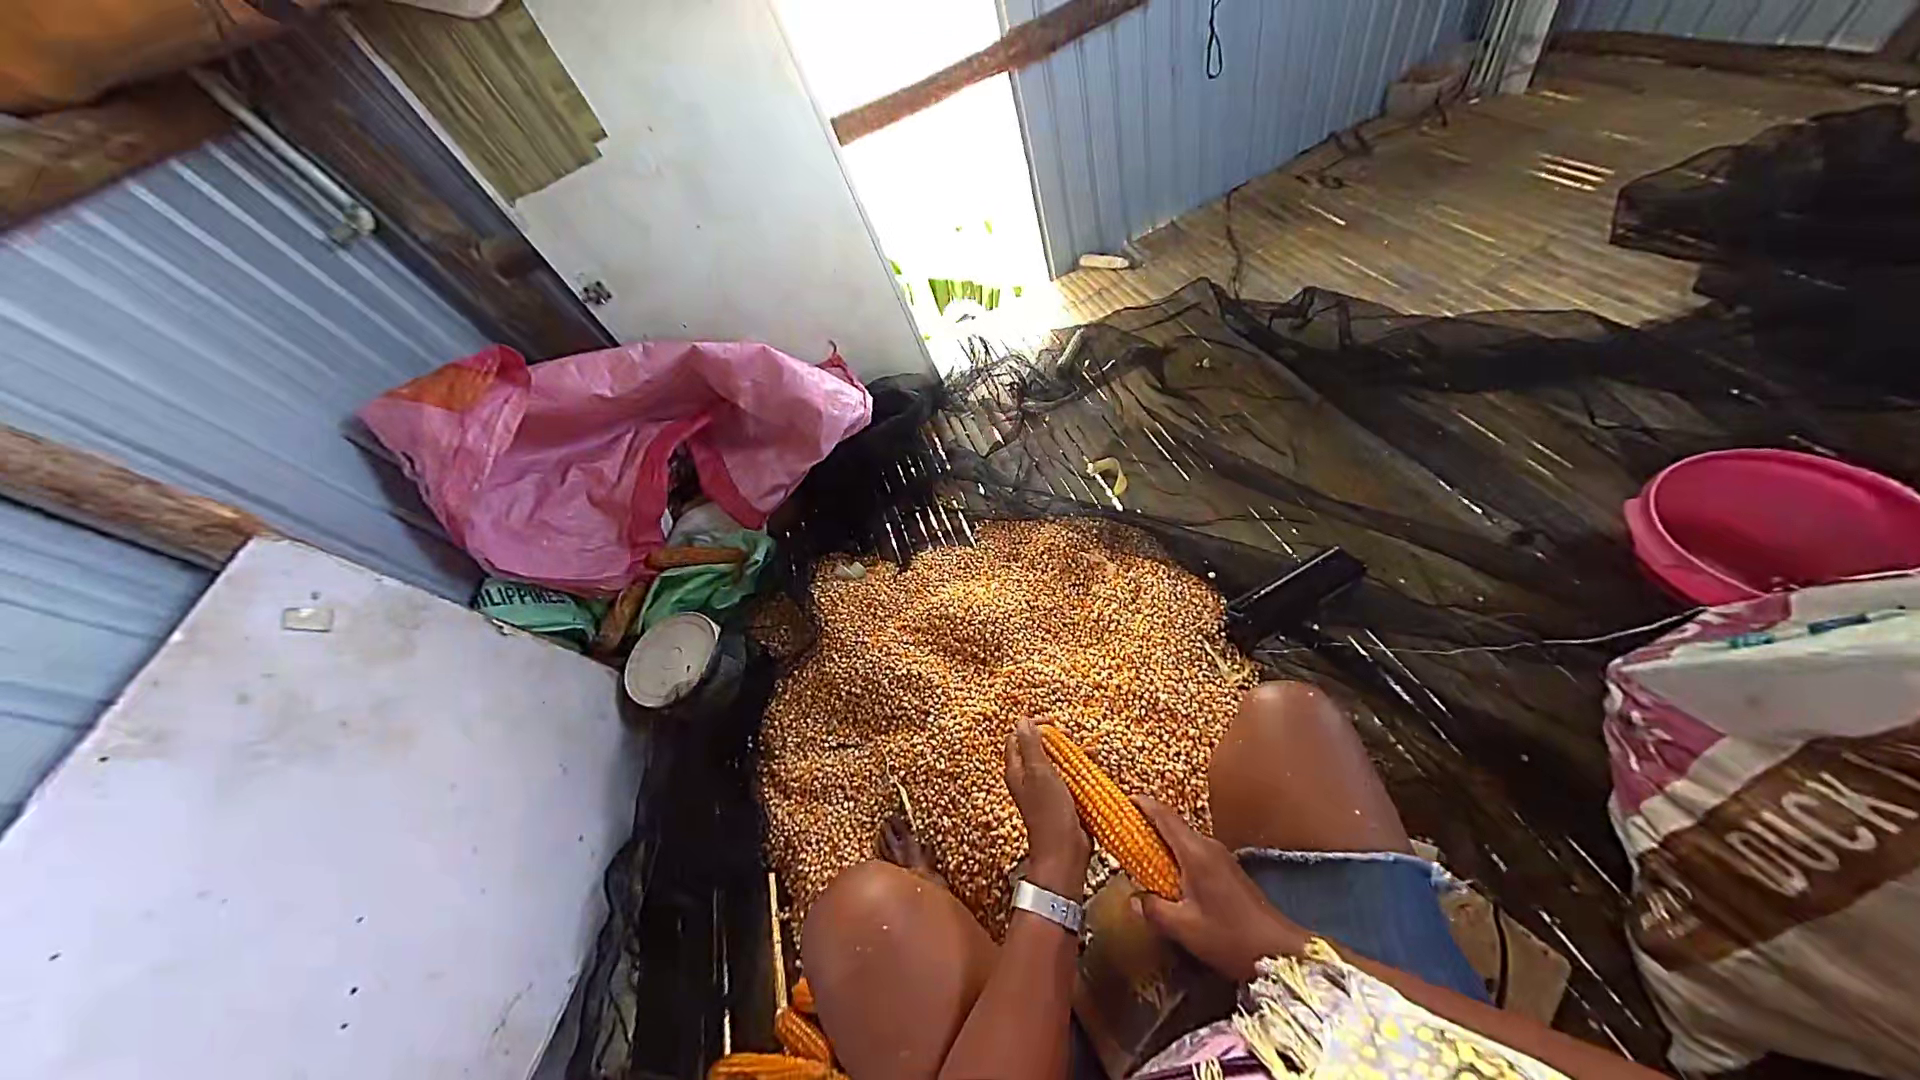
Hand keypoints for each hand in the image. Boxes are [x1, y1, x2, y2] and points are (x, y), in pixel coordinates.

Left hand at [1005, 719, 1091, 897]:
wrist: (1065, 853)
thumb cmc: (1049, 813)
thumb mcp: (1039, 772)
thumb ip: (1031, 745)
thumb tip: (1022, 720)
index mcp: (1017, 771)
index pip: (1018, 738)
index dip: (1033, 726)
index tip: (1052, 723)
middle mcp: (1028, 779)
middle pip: (1038, 748)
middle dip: (1054, 738)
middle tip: (1069, 736)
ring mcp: (1046, 790)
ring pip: (1056, 762)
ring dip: (1070, 752)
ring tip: (1085, 749)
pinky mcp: (1062, 800)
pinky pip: (1069, 777)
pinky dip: (1080, 768)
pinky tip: (1093, 764)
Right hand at [1133, 796, 1309, 981]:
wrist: (1282, 952)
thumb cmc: (1230, 937)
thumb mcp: (1185, 928)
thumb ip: (1153, 909)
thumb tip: (1131, 898)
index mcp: (1195, 852)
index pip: (1163, 815)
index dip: (1142, 804)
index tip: (1122, 799)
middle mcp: (1208, 846)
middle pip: (1172, 824)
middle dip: (1146, 822)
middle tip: (1122, 828)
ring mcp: (1221, 857)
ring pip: (1183, 839)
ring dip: (1161, 840)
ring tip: (1139, 851)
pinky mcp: (1228, 870)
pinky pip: (1193, 851)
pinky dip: (1175, 853)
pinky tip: (1166, 873)